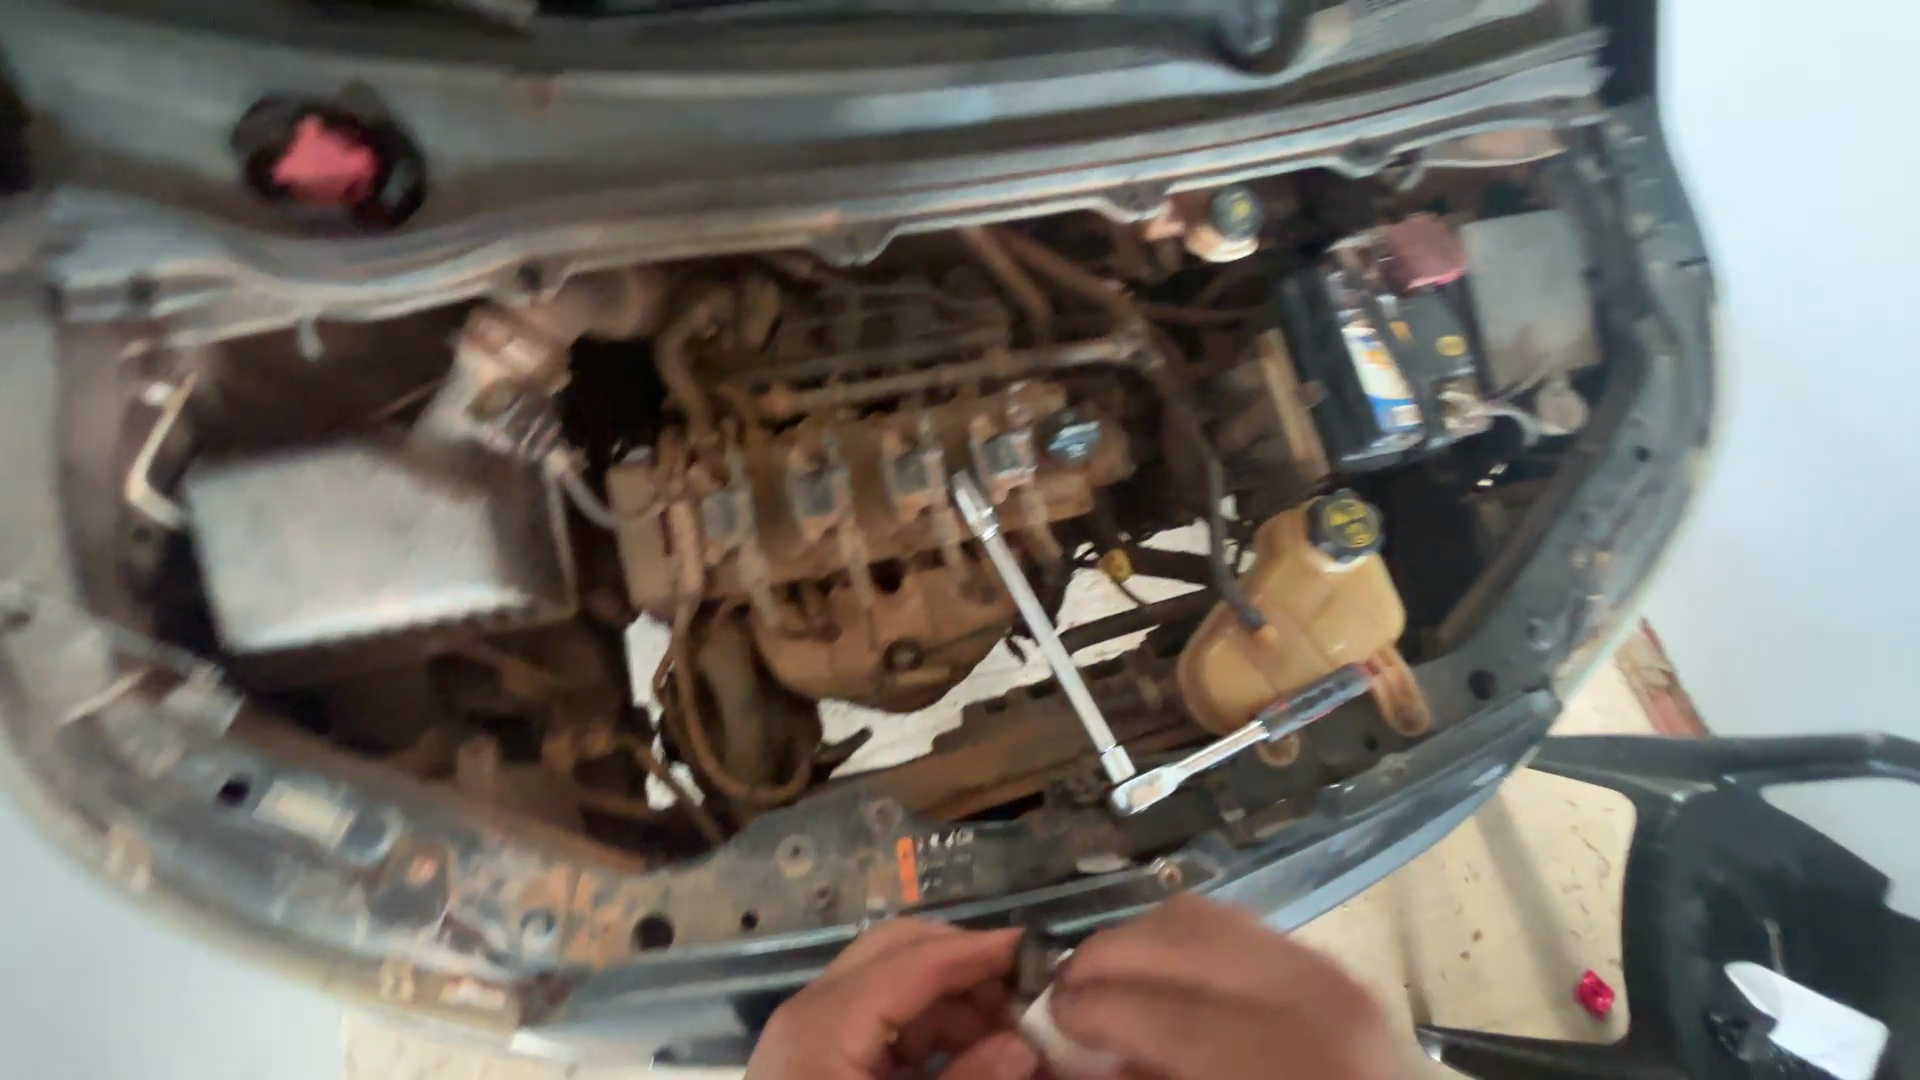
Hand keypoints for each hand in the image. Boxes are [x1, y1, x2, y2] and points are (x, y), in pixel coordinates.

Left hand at [746, 918, 1037, 1079]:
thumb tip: (1022, 1045)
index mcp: (825, 1023)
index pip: (915, 960)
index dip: (978, 951)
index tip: (1033, 949)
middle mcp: (813, 1011)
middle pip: (898, 952)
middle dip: (962, 963)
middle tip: (1021, 989)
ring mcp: (811, 1035)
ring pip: (891, 982)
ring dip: (950, 997)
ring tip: (1007, 1031)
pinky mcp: (818, 1062)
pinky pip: (879, 1021)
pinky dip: (927, 1028)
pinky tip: (969, 1055)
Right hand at [1048, 894, 1401, 1079]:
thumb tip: (1082, 1049)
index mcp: (1294, 1067)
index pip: (1169, 1014)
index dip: (1096, 1008)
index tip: (1052, 1012)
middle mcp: (1315, 998)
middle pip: (1178, 937)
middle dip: (1105, 956)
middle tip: (1068, 987)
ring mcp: (1324, 968)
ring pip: (1198, 915)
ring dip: (1137, 940)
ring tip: (1110, 979)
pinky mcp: (1322, 960)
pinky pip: (1227, 923)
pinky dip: (1176, 938)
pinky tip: (1159, 974)